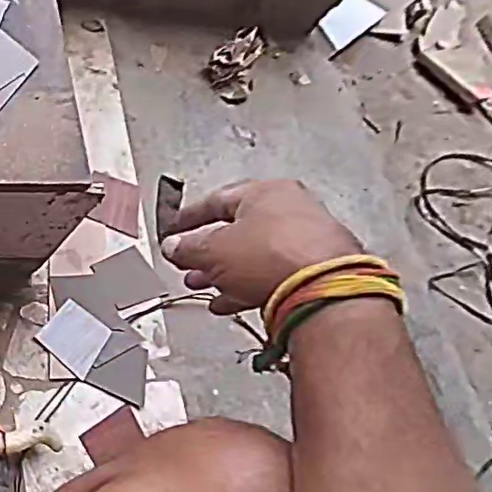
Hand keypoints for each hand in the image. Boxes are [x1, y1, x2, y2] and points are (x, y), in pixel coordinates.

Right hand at [163, 180, 365, 313]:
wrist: (318, 287)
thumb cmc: (270, 257)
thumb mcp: (211, 250)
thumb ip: (186, 247)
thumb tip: (173, 246)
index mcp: (266, 193)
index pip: (217, 200)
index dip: (188, 218)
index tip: (174, 230)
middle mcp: (290, 208)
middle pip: (235, 228)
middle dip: (205, 249)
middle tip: (186, 261)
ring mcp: (303, 237)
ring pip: (250, 253)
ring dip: (221, 270)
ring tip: (201, 283)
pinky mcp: (309, 266)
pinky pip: (266, 272)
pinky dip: (242, 284)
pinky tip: (227, 299)